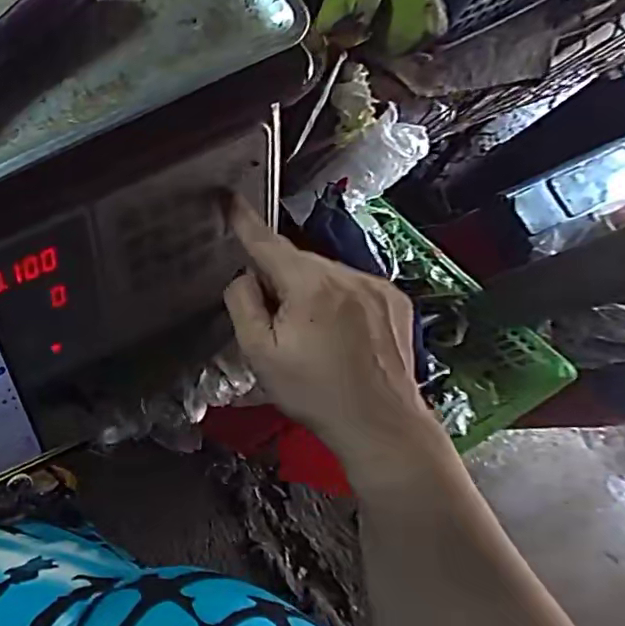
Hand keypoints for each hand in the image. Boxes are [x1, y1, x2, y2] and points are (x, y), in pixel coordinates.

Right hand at [223, 197, 442, 474]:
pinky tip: (330, 333)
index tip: (230, 201)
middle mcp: (349, 276)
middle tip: (267, 319)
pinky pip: (349, 286)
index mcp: (311, 286)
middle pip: (297, 261)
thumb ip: (243, 305)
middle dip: (276, 277)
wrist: (380, 424)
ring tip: (302, 334)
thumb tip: (244, 278)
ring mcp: (377, 287)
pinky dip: (331, 298)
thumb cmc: (313, 392)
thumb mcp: (258, 353)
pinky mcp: (394, 302)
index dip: (245, 223)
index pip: (269, 244)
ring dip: (304, 290)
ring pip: (324, 273)